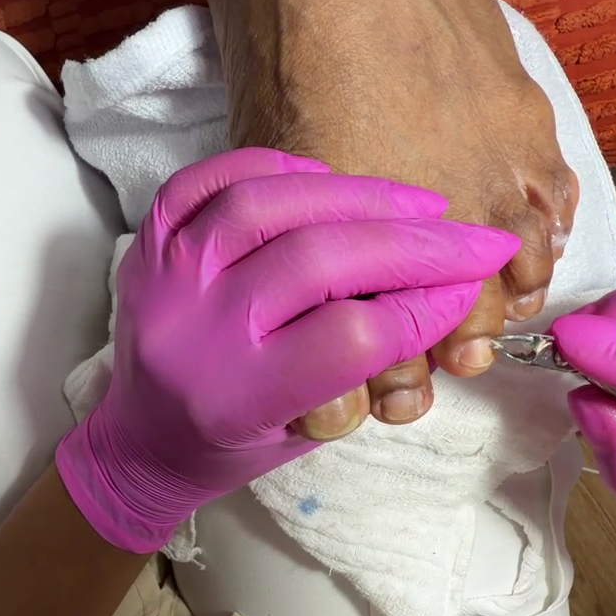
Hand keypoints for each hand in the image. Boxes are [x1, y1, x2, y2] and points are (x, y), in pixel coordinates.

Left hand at [57, 148, 520, 551]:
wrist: (139, 442)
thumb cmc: (228, 447)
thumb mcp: (302, 431)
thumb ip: (364, 367)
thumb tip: (445, 289)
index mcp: (235, 399)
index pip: (351, 336)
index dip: (426, 309)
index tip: (470, 291)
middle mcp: (195, 331)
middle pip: (318, 261)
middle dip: (417, 245)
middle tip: (476, 241)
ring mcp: (165, 279)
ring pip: (266, 204)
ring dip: (357, 196)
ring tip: (418, 203)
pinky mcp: (147, 246)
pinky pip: (207, 180)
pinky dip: (271, 168)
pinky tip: (323, 179)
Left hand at [199, 0, 578, 438]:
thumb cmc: (274, 44)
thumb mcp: (259, 158)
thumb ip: (296, 228)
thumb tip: (310, 278)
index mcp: (364, 235)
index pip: (387, 338)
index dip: (382, 379)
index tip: (374, 398)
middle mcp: (441, 211)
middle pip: (461, 320)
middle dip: (442, 360)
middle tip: (428, 378)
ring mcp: (495, 163)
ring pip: (517, 272)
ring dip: (498, 310)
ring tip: (477, 331)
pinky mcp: (526, 116)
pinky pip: (555, 203)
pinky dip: (543, 241)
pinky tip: (526, 260)